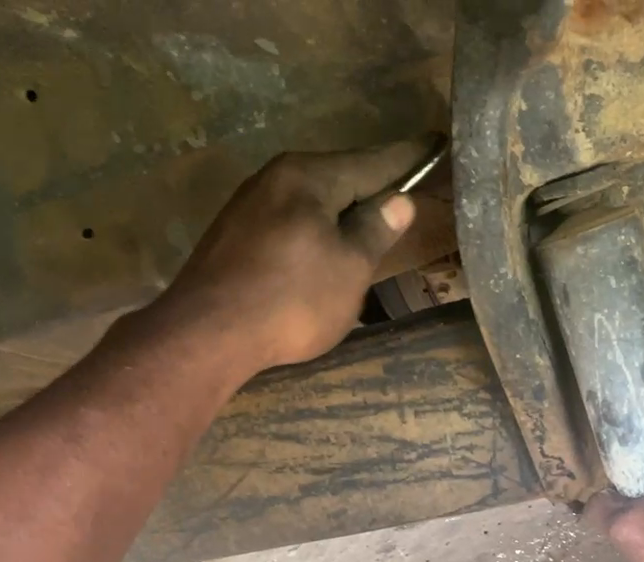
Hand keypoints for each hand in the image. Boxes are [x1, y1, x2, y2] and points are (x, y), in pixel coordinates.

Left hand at [135, 140, 429, 377]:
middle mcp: (275, 179)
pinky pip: (289, 226)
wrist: (209, 333)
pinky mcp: (234, 238)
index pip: (371, 162)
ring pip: (310, 205)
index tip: (434, 146)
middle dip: (370, 189)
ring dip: (340, 216)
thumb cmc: (293, 299)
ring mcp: (249, 207)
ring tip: (368, 230)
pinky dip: (315, 234)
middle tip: (404, 195)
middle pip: (337, 180)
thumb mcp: (350, 267)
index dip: (406, 160)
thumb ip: (375, 230)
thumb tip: (399, 201)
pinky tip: (323, 255)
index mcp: (308, 177)